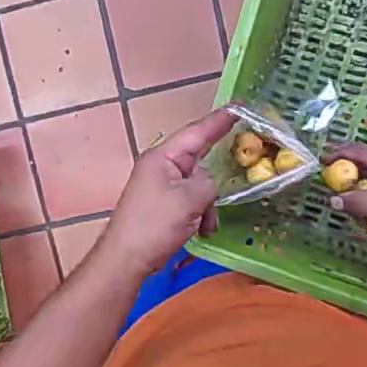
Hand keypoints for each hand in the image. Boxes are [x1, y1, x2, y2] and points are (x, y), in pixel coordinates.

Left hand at [93, 109, 238, 276]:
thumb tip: (210, 182)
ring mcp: (161, 185)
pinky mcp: (163, 204)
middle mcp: (161, 166)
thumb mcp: (190, 200)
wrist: (126, 259)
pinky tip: (200, 230)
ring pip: (198, 185)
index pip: (197, 132)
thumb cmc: (155, 225)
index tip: (239, 107)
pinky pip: (190, 200)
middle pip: (199, 159)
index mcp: (164, 157)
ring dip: (207, 203)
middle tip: (239, 163)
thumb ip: (208, 183)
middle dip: (215, 175)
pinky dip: (199, 213)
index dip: (219, 120)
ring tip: (206, 223)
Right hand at [324, 143, 366, 251]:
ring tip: (340, 194)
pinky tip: (358, 211)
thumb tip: (333, 199)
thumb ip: (358, 200)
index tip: (323, 158)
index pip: (364, 153)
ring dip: (356, 188)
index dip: (342, 153)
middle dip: (347, 170)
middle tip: (328, 176)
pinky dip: (365, 201)